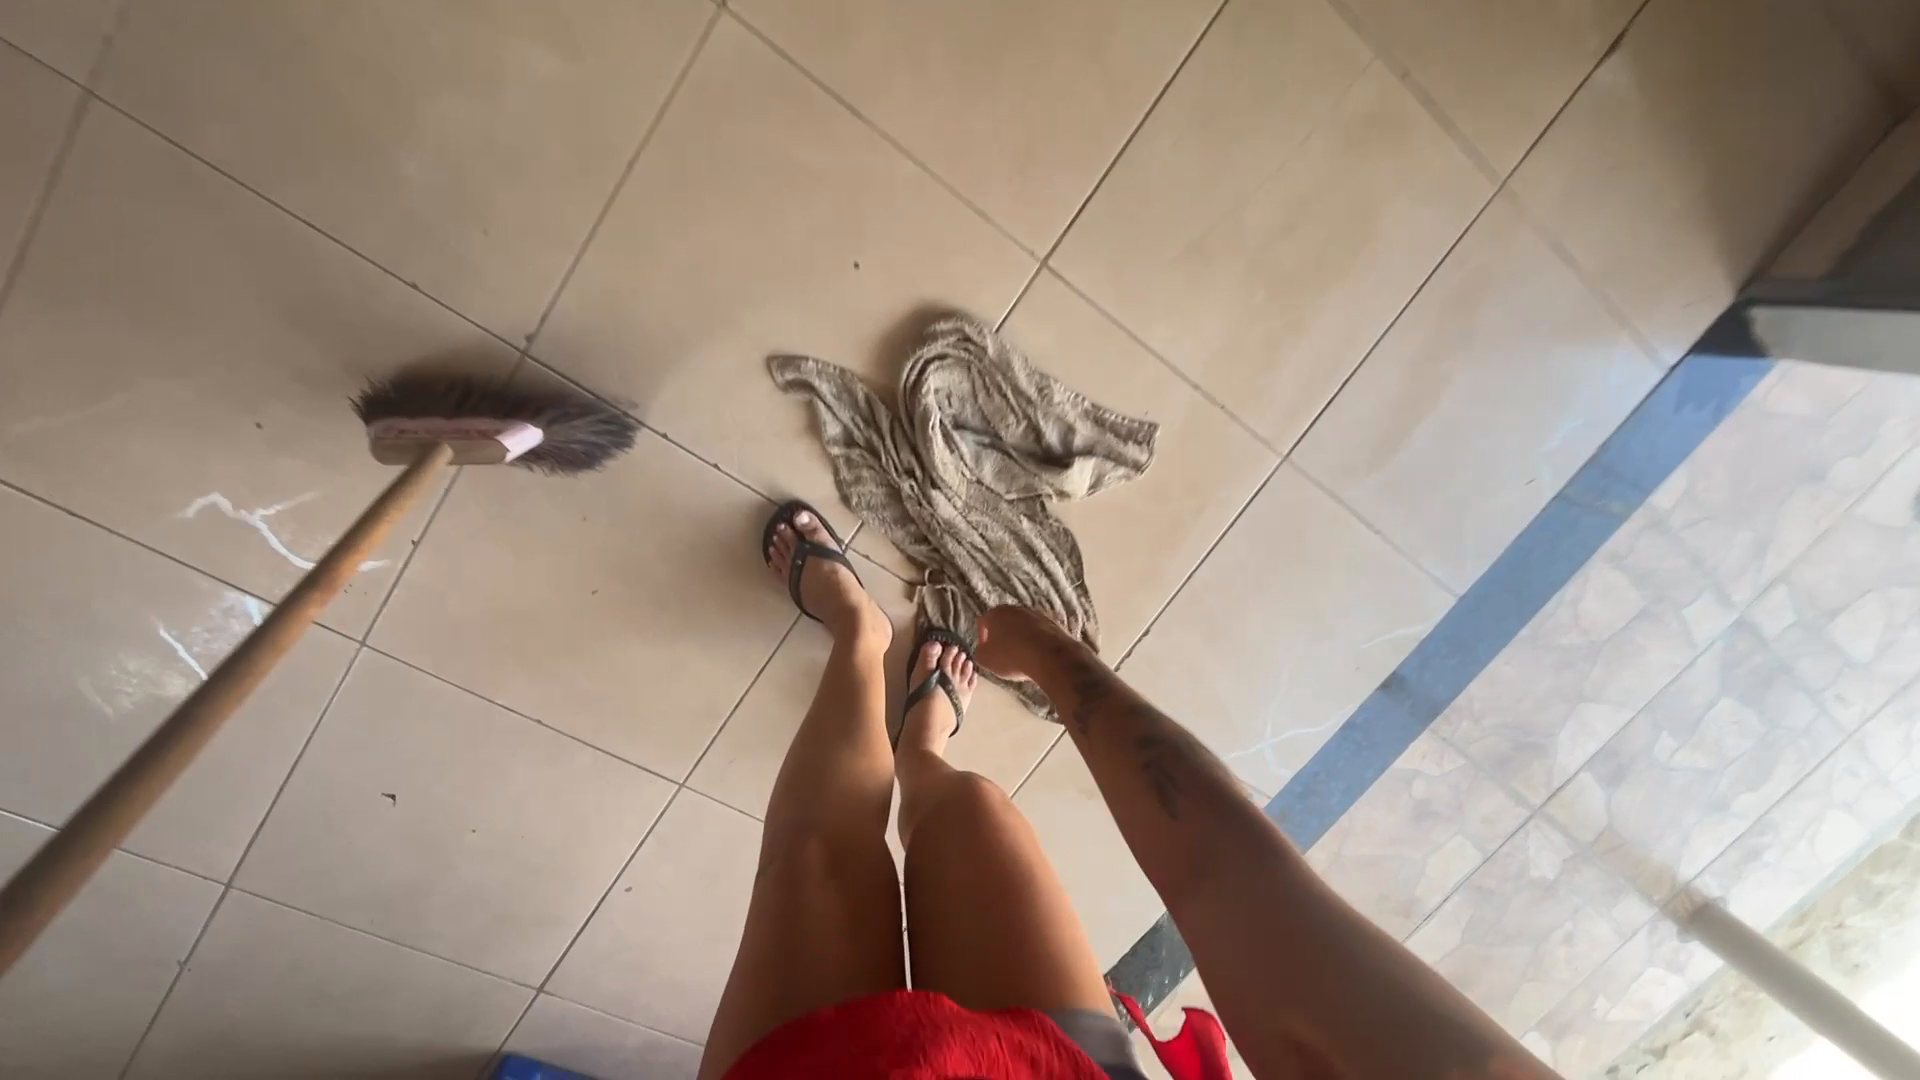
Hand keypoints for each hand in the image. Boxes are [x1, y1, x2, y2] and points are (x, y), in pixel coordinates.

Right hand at [974, 606, 1082, 681]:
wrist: (1050, 657)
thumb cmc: (1012, 657)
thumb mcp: (986, 660)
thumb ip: (980, 652)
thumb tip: (983, 649)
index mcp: (996, 614)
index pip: (983, 621)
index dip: (982, 636)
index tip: (986, 649)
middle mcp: (1015, 609)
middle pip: (1004, 620)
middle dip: (1002, 634)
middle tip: (1003, 652)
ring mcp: (1036, 614)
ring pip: (1023, 624)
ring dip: (1020, 636)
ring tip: (1021, 654)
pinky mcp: (1052, 622)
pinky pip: (1039, 631)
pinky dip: (1036, 640)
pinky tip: (1036, 654)